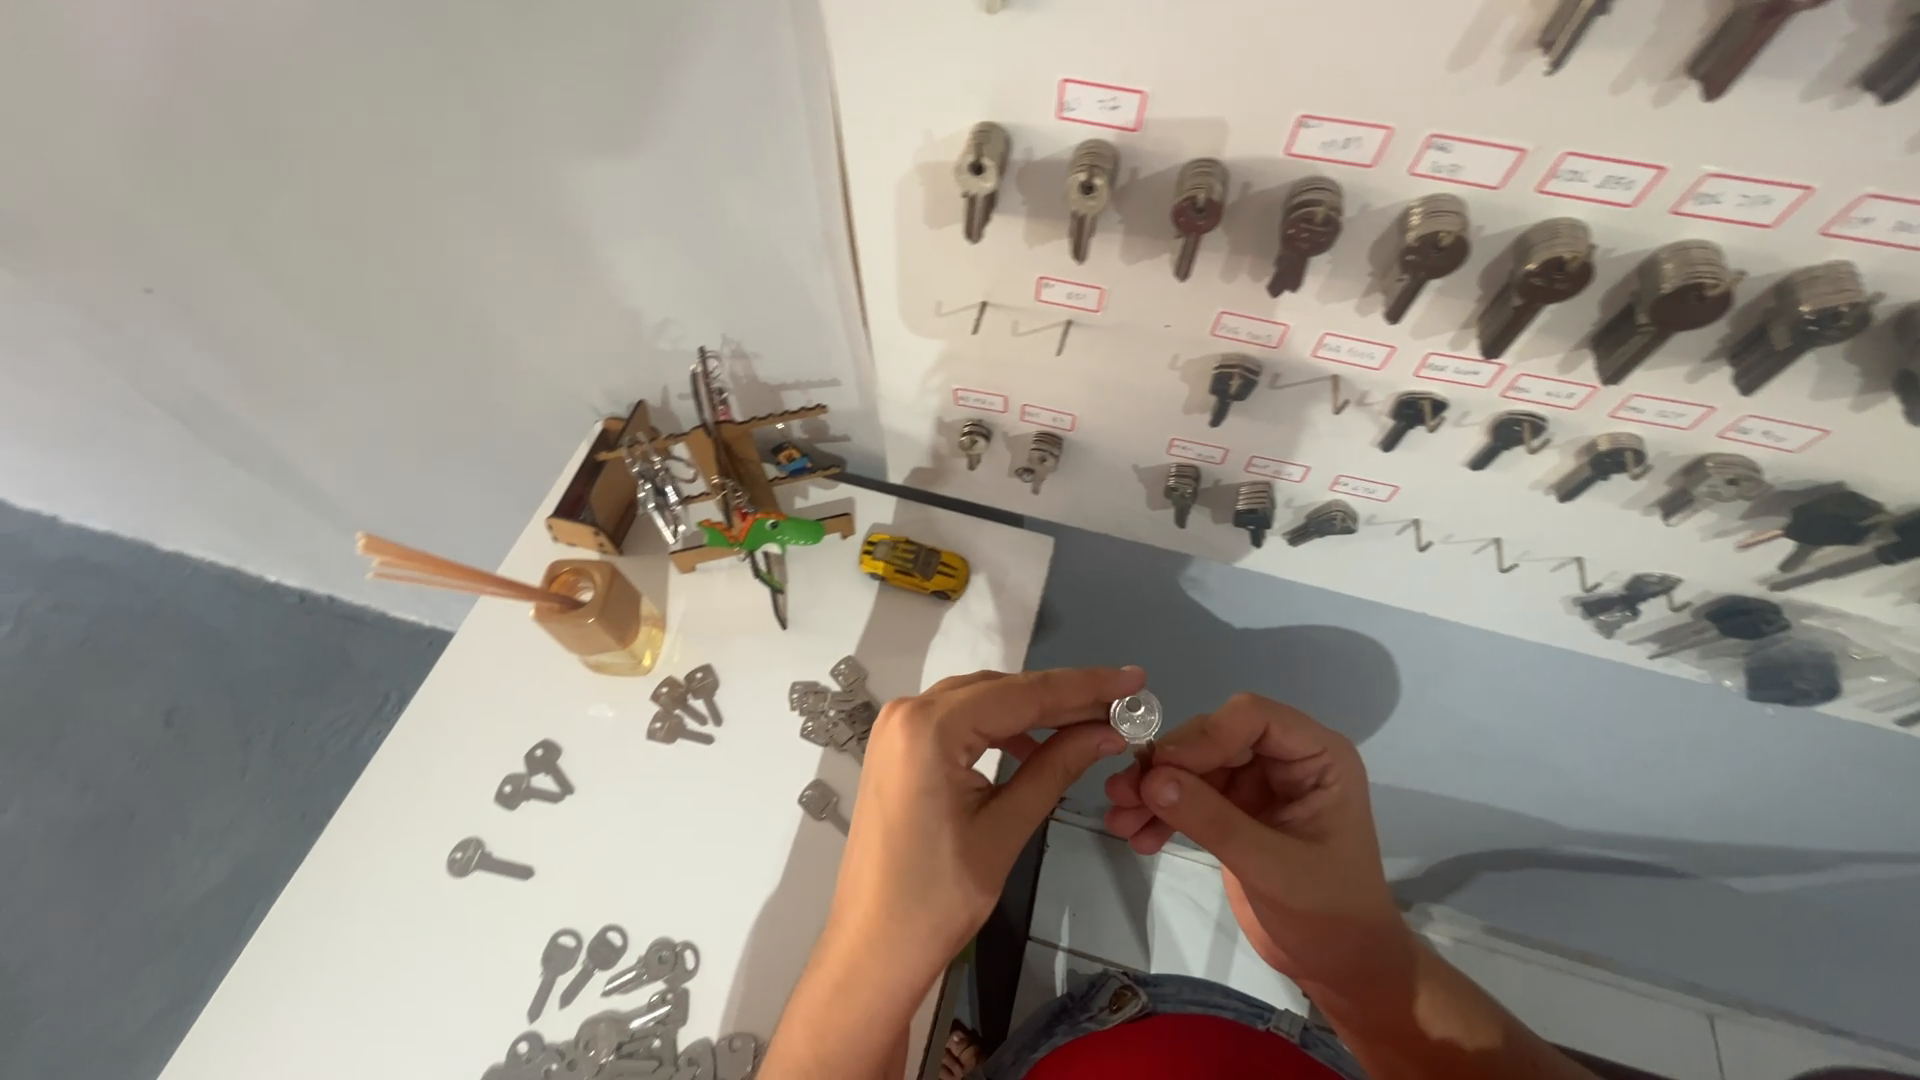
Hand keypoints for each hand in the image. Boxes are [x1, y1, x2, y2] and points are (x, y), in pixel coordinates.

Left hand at [827, 665, 1144, 974]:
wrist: (873, 947)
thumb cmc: (938, 897)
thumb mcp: (1005, 828)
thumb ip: (1055, 767)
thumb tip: (1107, 732)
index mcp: (929, 727)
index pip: (1022, 693)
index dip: (1084, 686)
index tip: (1134, 678)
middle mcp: (907, 711)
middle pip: (1000, 689)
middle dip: (1061, 696)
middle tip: (1121, 701)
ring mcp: (896, 727)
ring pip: (979, 699)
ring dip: (1031, 709)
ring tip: (1088, 720)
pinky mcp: (897, 747)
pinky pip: (957, 719)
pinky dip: (998, 725)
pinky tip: (1033, 743)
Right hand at [1103, 693, 1410, 988]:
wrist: (1339, 966)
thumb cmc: (1328, 913)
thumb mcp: (1271, 867)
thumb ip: (1212, 820)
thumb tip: (1151, 780)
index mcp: (1315, 756)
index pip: (1251, 717)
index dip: (1204, 735)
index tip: (1160, 768)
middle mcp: (1285, 759)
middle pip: (1213, 738)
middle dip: (1167, 766)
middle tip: (1123, 793)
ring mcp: (1257, 783)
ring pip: (1193, 767)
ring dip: (1155, 791)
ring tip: (1118, 819)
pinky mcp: (1234, 809)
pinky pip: (1189, 796)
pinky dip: (1162, 814)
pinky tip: (1138, 837)